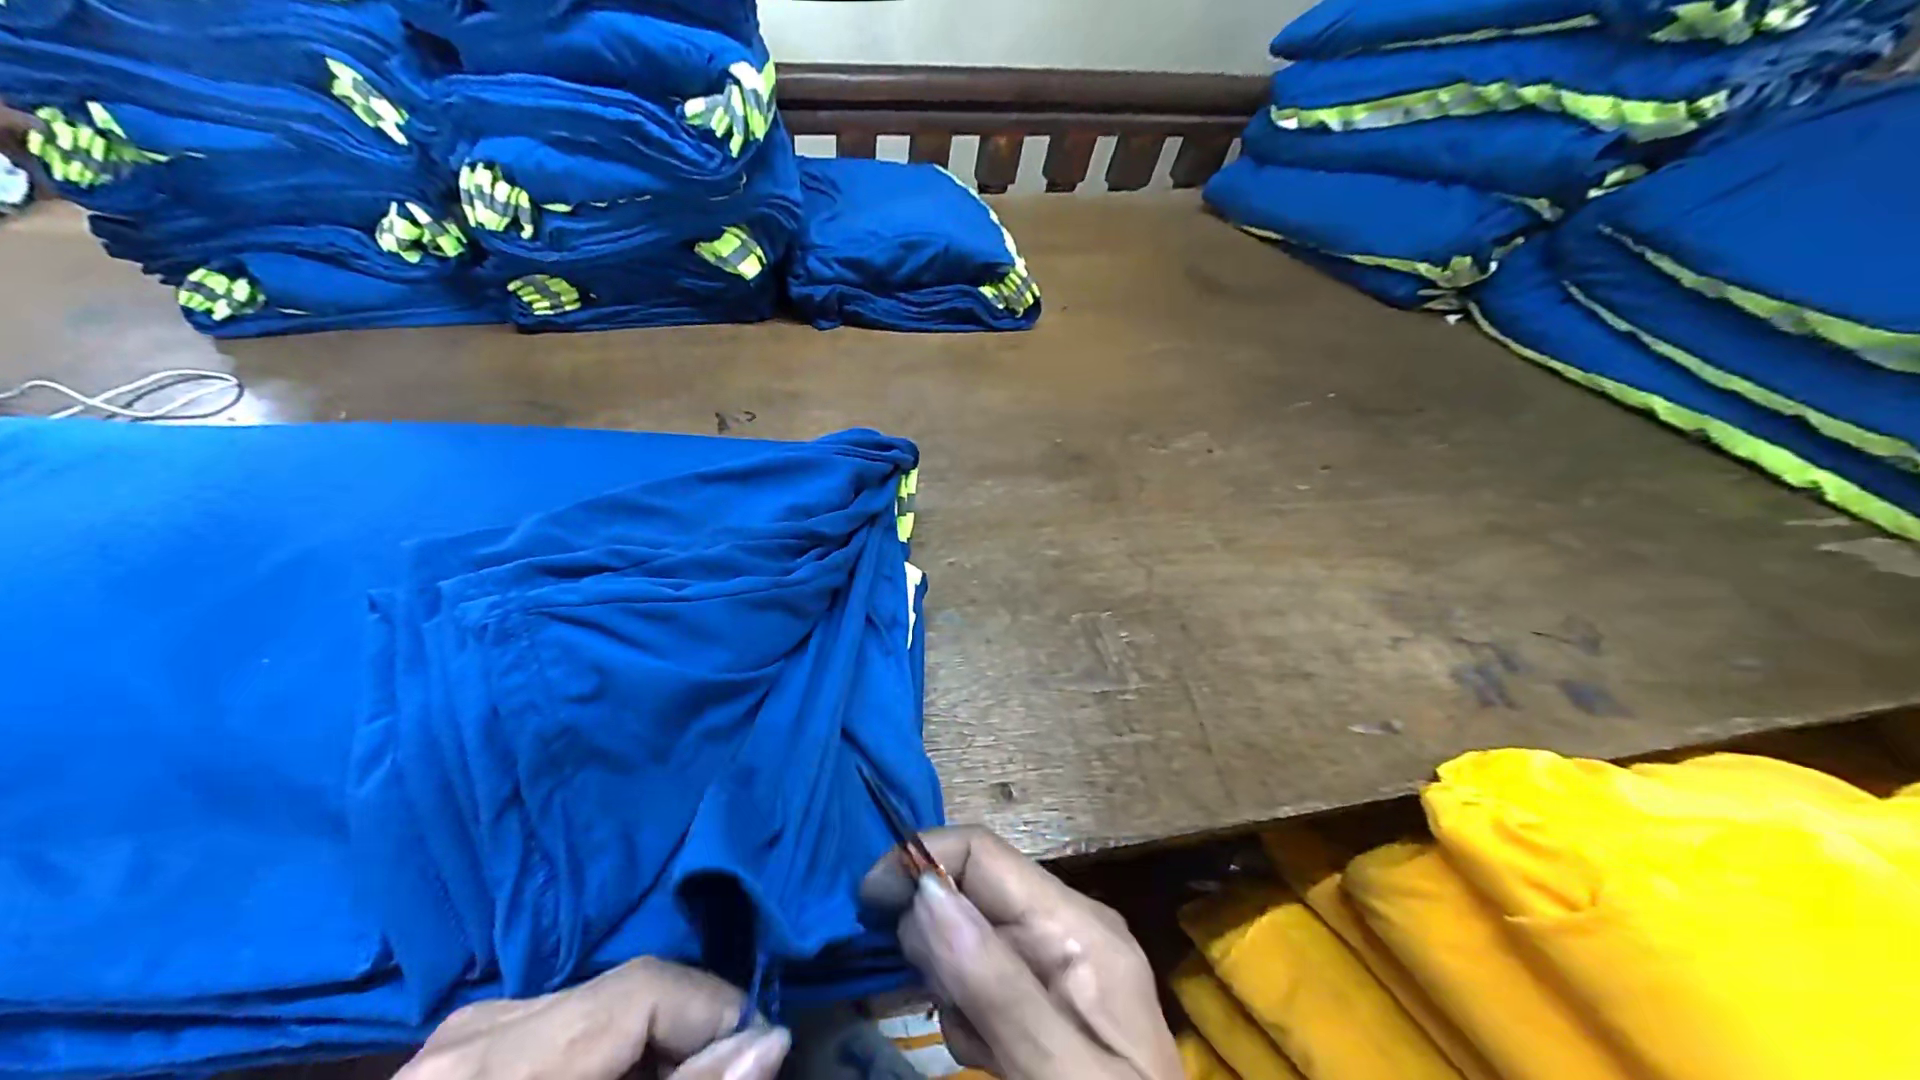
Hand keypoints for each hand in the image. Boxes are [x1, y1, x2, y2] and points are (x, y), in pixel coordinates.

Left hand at [393, 957, 789, 1079]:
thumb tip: (770, 1040)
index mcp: (498, 1071)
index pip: (644, 988)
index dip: (714, 1012)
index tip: (755, 1057)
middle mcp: (473, 1035)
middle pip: (627, 990)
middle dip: (688, 1033)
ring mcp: (457, 1038)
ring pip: (599, 1001)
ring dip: (651, 1043)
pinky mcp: (454, 1051)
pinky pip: (562, 1020)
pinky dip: (606, 1049)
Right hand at [861, 826, 1182, 1079]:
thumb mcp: (1061, 1069)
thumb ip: (996, 983)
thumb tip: (925, 891)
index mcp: (1078, 924)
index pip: (984, 852)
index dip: (920, 861)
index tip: (866, 905)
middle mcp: (1063, 926)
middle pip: (968, 892)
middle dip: (936, 945)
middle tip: (955, 1013)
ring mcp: (1052, 960)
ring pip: (962, 939)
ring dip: (952, 993)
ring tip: (988, 1051)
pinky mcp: (1038, 995)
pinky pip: (976, 981)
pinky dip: (966, 1018)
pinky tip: (993, 1058)